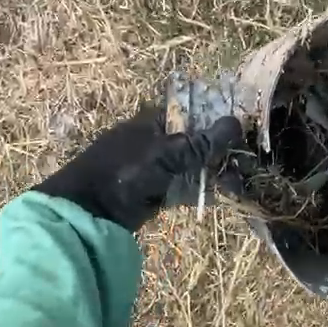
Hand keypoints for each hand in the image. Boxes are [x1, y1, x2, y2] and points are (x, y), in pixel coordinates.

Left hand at [33, 109, 243, 231]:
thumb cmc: (125, 171)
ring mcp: (152, 167)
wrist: (86, 212)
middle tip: (241, 164)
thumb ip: (202, 142)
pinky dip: (199, 190)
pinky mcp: (152, 192)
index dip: (216, 121)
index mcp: (153, 120)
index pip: (192, 114)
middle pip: (194, 141)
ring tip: (235, 184)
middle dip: (218, 152)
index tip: (240, 133)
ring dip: (212, 173)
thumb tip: (237, 123)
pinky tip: (218, 196)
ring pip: (191, 165)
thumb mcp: (168, 153)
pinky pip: (182, 187)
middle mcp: (154, 140)